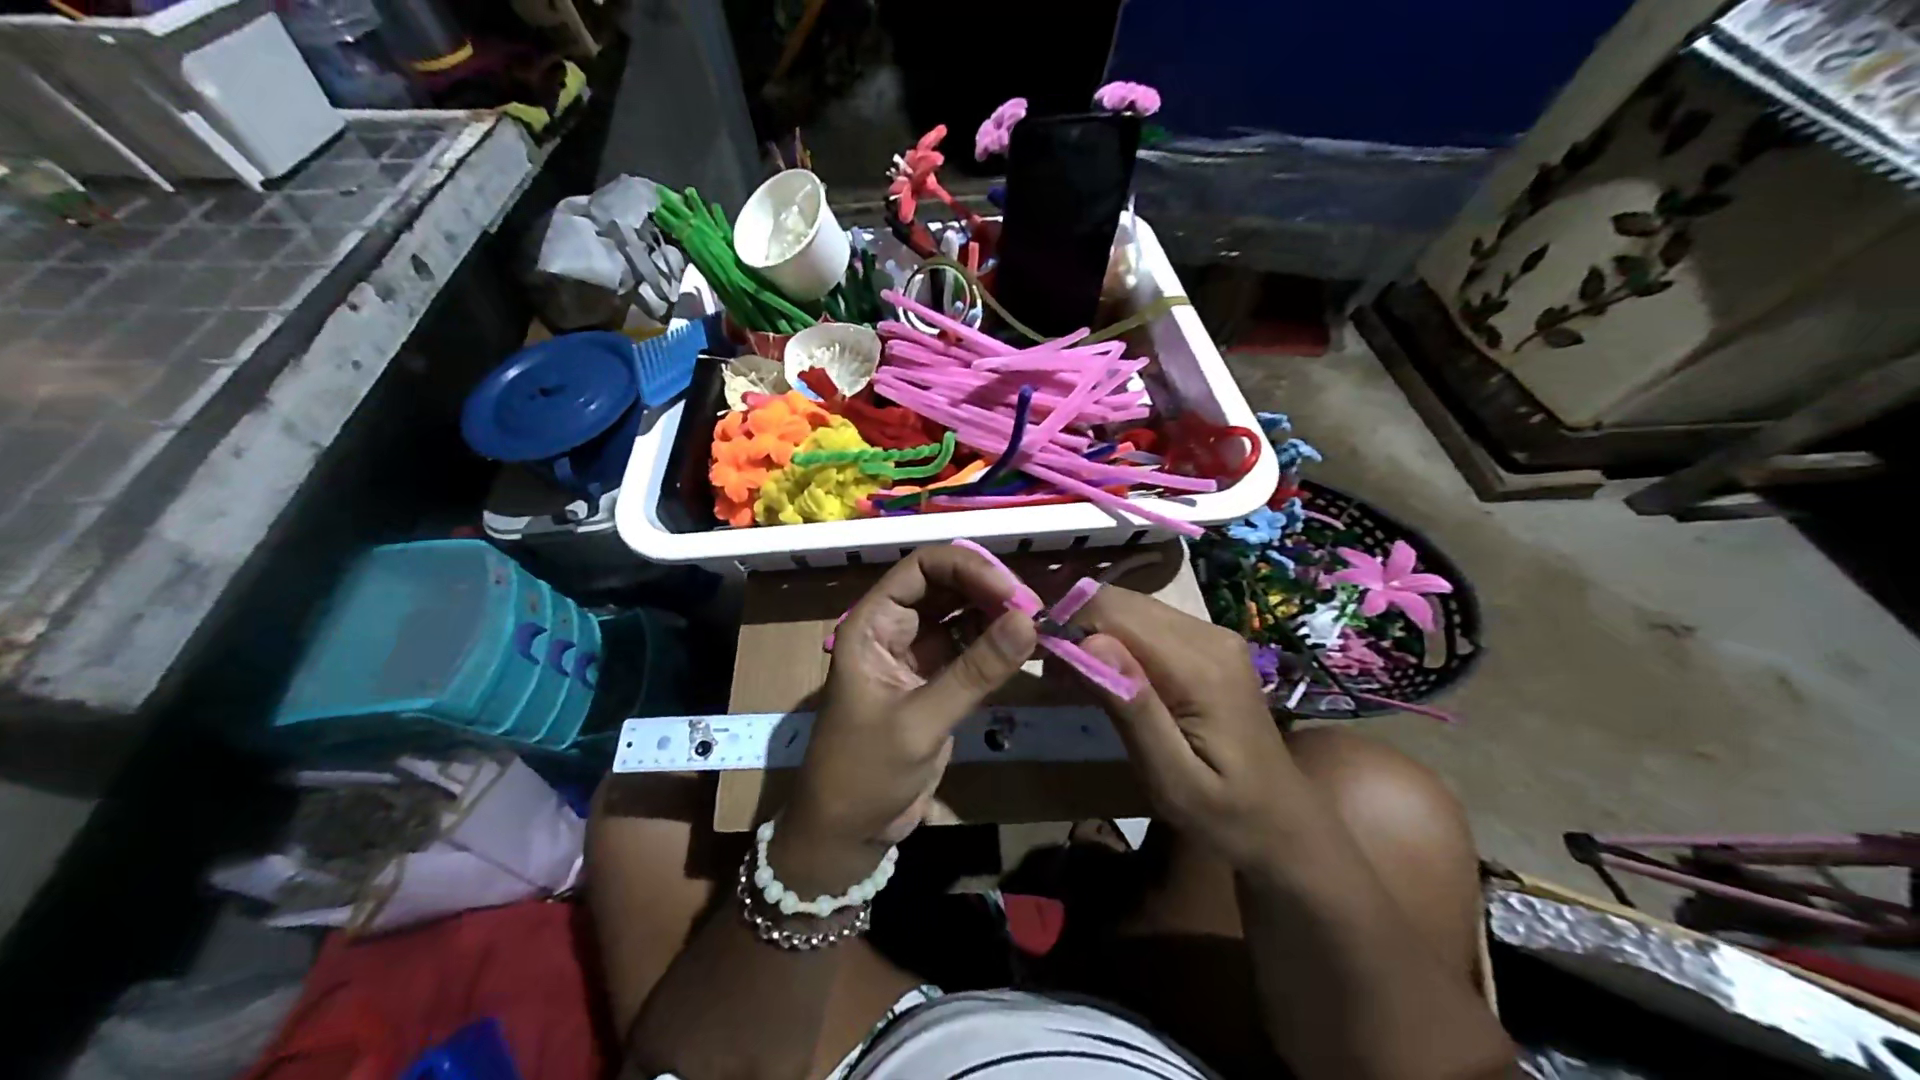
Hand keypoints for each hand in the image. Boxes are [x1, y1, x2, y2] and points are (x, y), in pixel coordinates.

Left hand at [777, 546, 1037, 891]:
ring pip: (963, 613)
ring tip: (1041, 624)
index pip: (922, 568)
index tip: (1011, 592)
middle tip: (1036, 609)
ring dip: (1000, 614)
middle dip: (990, 589)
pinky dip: (1000, 643)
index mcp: (873, 625)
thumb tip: (1030, 620)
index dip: (968, 567)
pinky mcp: (939, 680)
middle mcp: (895, 629)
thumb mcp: (920, 722)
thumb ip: (975, 671)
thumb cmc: (865, 772)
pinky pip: (973, 647)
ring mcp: (919, 654)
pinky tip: (1030, 646)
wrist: (848, 830)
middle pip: (947, 584)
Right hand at [1069, 585, 1310, 868]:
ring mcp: (1212, 635)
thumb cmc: (1225, 815)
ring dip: (1092, 630)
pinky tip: (1103, 673)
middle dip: (1076, 624)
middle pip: (1121, 601)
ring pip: (1131, 606)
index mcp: (1200, 666)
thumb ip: (1134, 710)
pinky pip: (1148, 622)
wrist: (1284, 824)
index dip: (1068, 623)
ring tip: (1068, 675)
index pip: (1114, 611)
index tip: (1038, 660)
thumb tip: (1090, 642)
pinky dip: (1114, 638)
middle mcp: (1209, 634)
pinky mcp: (1209, 644)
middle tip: (1049, 671)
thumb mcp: (1172, 780)